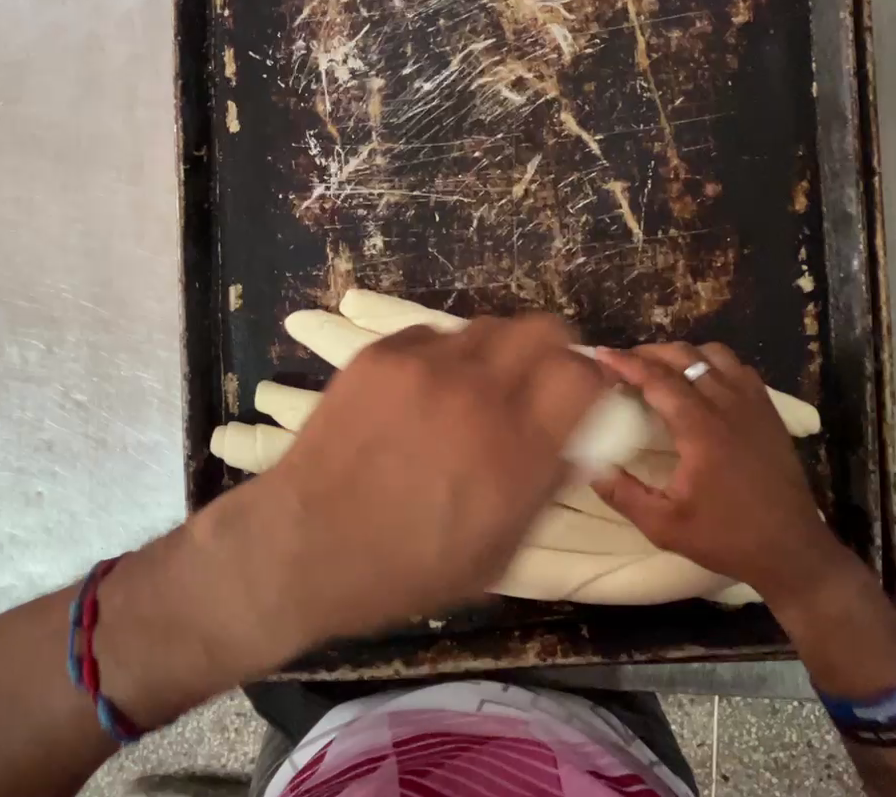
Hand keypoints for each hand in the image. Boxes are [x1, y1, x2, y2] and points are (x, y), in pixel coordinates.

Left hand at [208, 314, 609, 652]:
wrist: (305, 546)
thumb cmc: (407, 568)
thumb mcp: (496, 553)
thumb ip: (543, 490)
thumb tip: (576, 446)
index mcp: (516, 449)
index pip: (582, 375)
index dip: (591, 378)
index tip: (582, 393)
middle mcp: (478, 393)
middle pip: (542, 329)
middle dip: (550, 351)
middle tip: (535, 380)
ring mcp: (425, 366)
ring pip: (487, 327)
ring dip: (495, 353)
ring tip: (474, 387)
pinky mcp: (380, 355)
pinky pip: (432, 335)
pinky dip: (442, 357)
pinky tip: (422, 391)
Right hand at [591, 343, 850, 604]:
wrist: (791, 550)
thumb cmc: (726, 537)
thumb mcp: (663, 525)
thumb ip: (622, 493)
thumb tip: (589, 465)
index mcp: (700, 428)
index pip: (657, 379)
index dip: (625, 363)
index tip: (600, 355)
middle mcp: (728, 405)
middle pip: (683, 356)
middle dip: (648, 353)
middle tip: (622, 363)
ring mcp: (753, 405)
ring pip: (713, 355)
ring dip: (681, 354)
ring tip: (659, 369)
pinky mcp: (769, 412)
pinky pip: (738, 368)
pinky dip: (713, 363)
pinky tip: (700, 380)